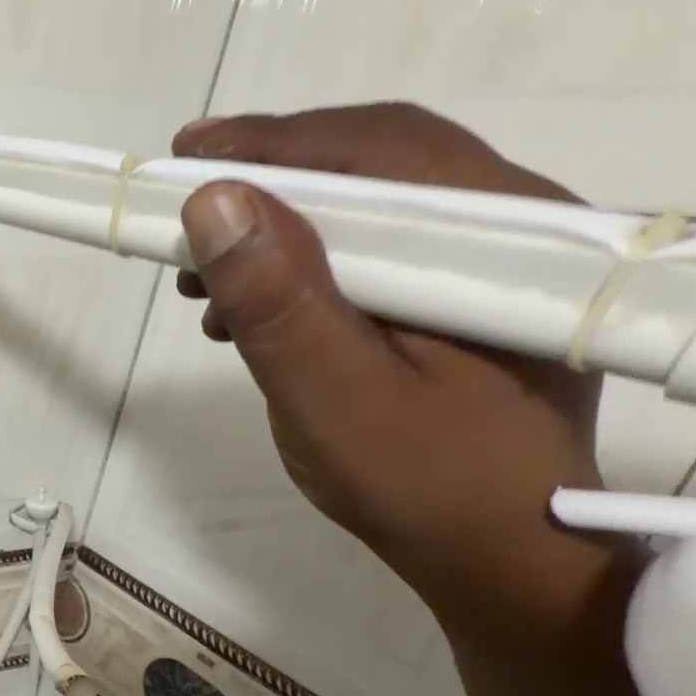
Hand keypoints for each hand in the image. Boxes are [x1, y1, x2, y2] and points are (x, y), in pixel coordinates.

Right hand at [171, 104, 622, 642]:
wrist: (500, 551)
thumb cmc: (421, 481)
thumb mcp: (334, 395)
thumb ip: (280, 302)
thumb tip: (214, 202)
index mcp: (505, 239)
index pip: (379, 151)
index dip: (273, 144)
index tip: (185, 156)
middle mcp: (513, 228)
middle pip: (376, 164)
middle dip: (267, 179)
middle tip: (181, 207)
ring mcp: (490, 265)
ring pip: (371, 206)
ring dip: (277, 226)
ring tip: (203, 271)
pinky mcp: (460, 299)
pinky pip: (375, 249)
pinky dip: (301, 262)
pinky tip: (252, 305)